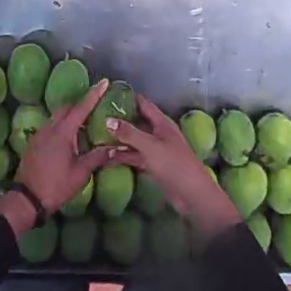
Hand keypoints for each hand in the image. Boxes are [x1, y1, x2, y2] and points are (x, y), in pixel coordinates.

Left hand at [12, 79, 120, 217]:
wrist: (28, 198)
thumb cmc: (56, 185)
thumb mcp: (80, 172)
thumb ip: (97, 157)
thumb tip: (114, 148)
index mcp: (62, 132)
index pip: (81, 108)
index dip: (93, 94)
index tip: (103, 82)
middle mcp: (49, 128)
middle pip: (66, 108)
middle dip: (81, 104)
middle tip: (96, 105)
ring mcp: (39, 134)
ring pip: (57, 117)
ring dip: (70, 116)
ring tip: (85, 123)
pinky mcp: (34, 142)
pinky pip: (50, 126)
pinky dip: (62, 126)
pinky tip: (70, 138)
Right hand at [108, 95, 242, 239]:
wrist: (192, 195)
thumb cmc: (174, 164)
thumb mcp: (150, 146)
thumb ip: (129, 133)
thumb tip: (107, 119)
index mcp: (162, 124)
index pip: (143, 104)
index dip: (129, 98)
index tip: (109, 94)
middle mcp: (158, 134)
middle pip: (137, 122)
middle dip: (119, 119)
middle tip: (97, 116)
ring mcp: (155, 150)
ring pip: (134, 141)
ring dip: (118, 139)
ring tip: (97, 136)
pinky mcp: (153, 165)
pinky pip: (134, 156)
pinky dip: (122, 156)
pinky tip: (107, 157)